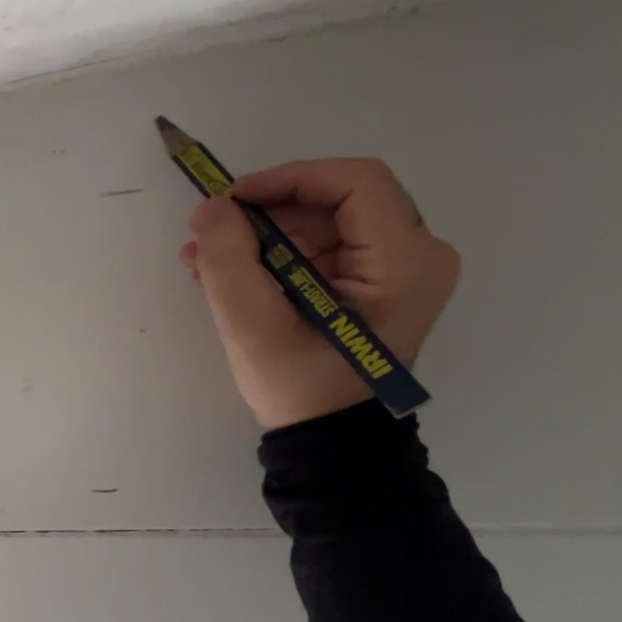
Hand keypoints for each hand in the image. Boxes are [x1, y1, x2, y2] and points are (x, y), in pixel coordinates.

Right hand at [179, 158, 460, 429]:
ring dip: (262, 236)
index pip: (356, 184)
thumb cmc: (301, 388)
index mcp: (406, 262)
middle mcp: (415, 256)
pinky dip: (274, 257)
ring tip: (206, 258)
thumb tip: (211, 208)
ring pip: (323, 226)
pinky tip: (230, 272)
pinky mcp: (371, 286)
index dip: (290, 179)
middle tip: (210, 232)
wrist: (328, 442)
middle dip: (267, 214)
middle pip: (336, 203)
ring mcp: (395, 271)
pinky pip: (321, 252)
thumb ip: (229, 263)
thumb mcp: (255, 328)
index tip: (233, 199)